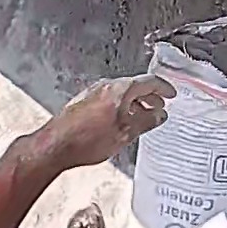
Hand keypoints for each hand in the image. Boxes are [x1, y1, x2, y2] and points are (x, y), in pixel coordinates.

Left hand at [31, 75, 171, 169]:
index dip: (164, 88)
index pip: (149, 81)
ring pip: (121, 93)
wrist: (55, 146)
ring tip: (142, 115)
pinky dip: (121, 106)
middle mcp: (107, 85)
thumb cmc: (87, 139)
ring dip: (135, 102)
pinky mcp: (84, 102)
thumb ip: (147, 121)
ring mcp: (93, 92)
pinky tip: (120, 121)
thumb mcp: (126, 133)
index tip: (170, 94)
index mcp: (120, 88)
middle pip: (135, 86)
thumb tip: (160, 115)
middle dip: (150, 96)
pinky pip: (109, 99)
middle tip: (160, 104)